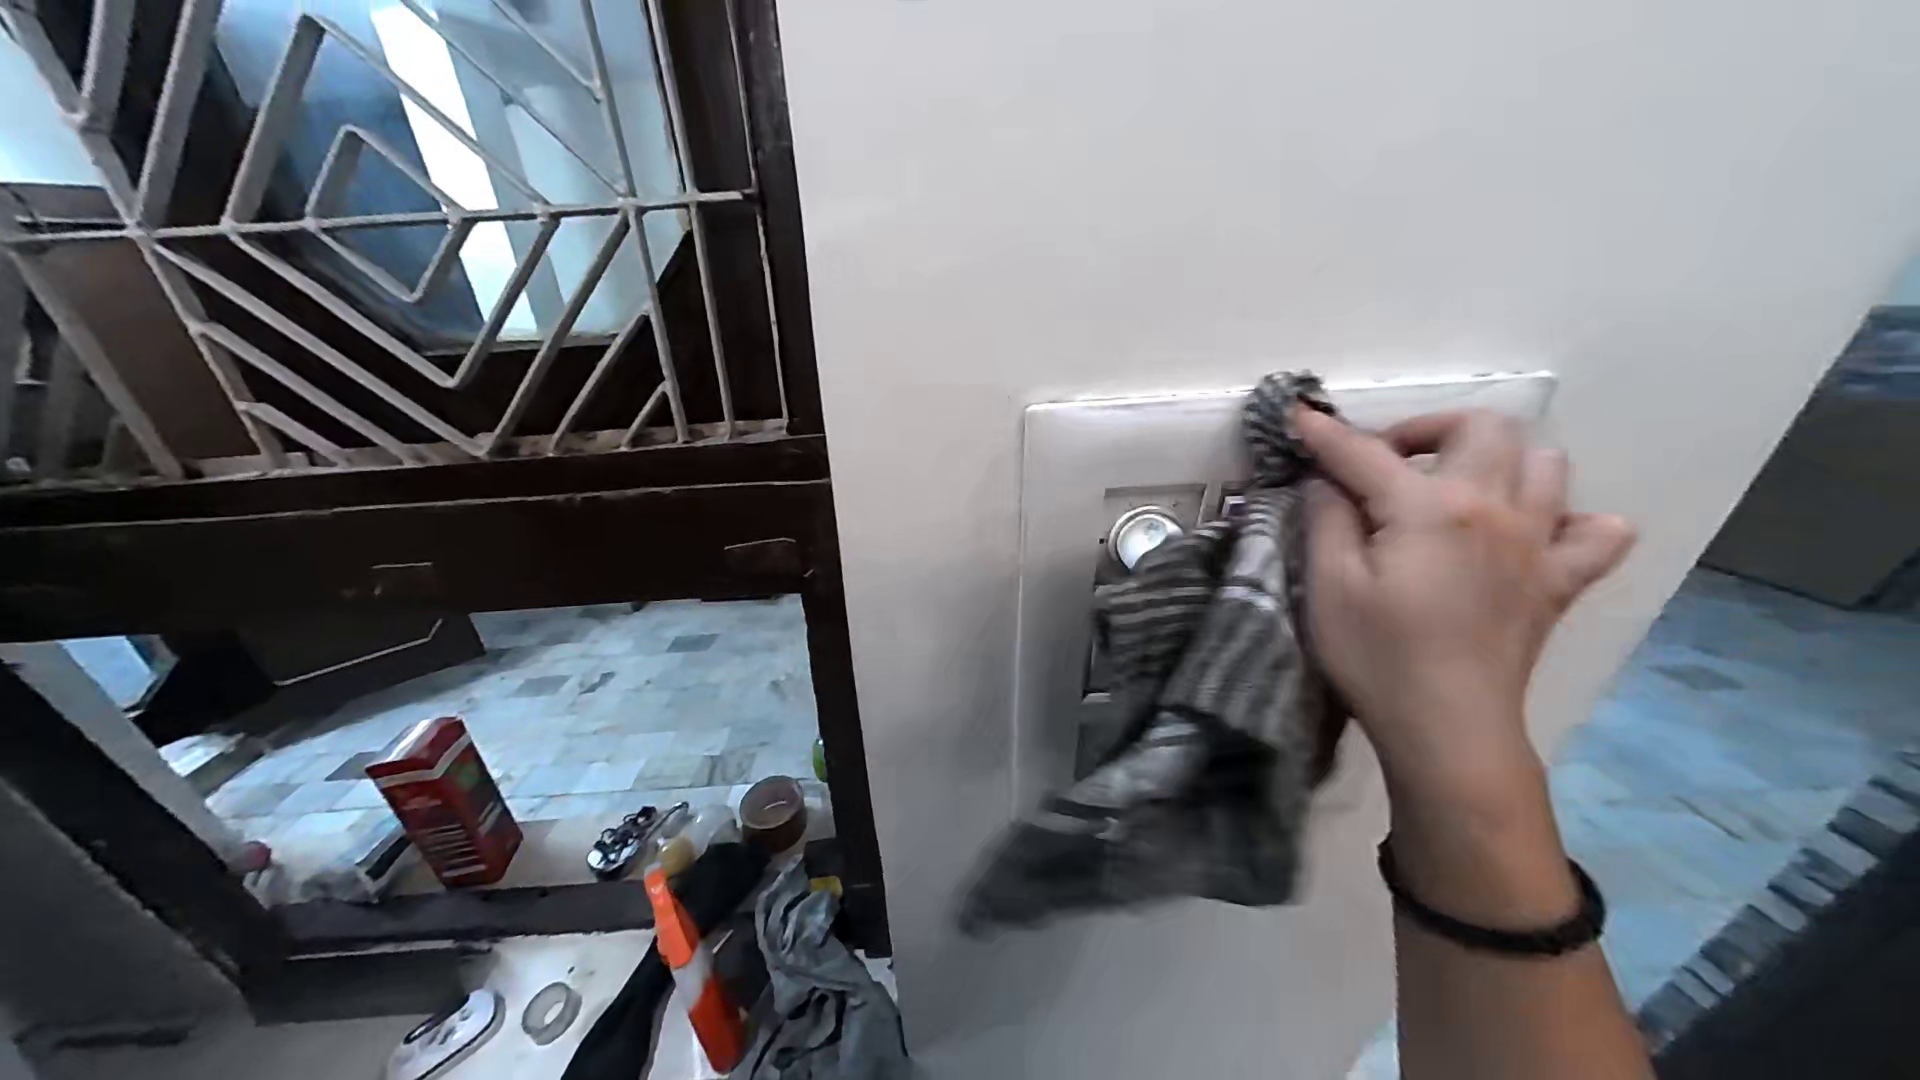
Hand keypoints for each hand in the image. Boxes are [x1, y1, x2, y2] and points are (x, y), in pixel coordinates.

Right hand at [1294, 408, 1634, 804]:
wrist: (1447, 727)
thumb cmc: (1376, 655)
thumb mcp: (1328, 584)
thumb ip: (1327, 518)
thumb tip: (1326, 480)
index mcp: (1431, 509)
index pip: (1367, 454)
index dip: (1325, 433)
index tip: (1296, 416)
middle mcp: (1496, 509)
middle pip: (1482, 428)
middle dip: (1425, 429)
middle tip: (1384, 462)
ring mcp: (1539, 543)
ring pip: (1544, 463)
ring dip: (1492, 461)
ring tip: (1449, 491)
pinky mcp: (1560, 581)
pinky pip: (1594, 529)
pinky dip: (1564, 517)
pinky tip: (1523, 535)